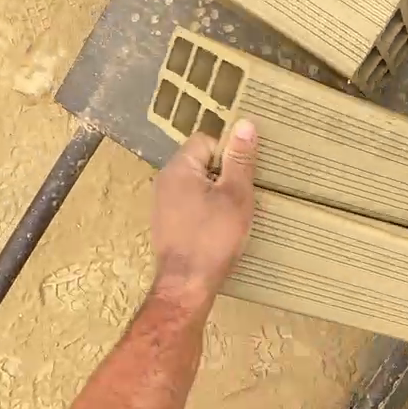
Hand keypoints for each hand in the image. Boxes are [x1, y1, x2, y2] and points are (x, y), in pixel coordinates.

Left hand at [150, 119, 257, 312]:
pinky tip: (220, 229)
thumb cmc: (214, 238)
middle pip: (200, 162)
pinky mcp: (166, 224)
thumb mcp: (235, 196)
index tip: (245, 175)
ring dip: (217, 194)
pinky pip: (190, 204)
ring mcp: (162, 204)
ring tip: (235, 213)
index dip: (230, 153)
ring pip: (196, 185)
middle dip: (225, 174)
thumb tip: (246, 123)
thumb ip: (240, 160)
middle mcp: (164, 180)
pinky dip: (206, 211)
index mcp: (179, 168)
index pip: (206, 141)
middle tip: (245, 194)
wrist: (186, 284)